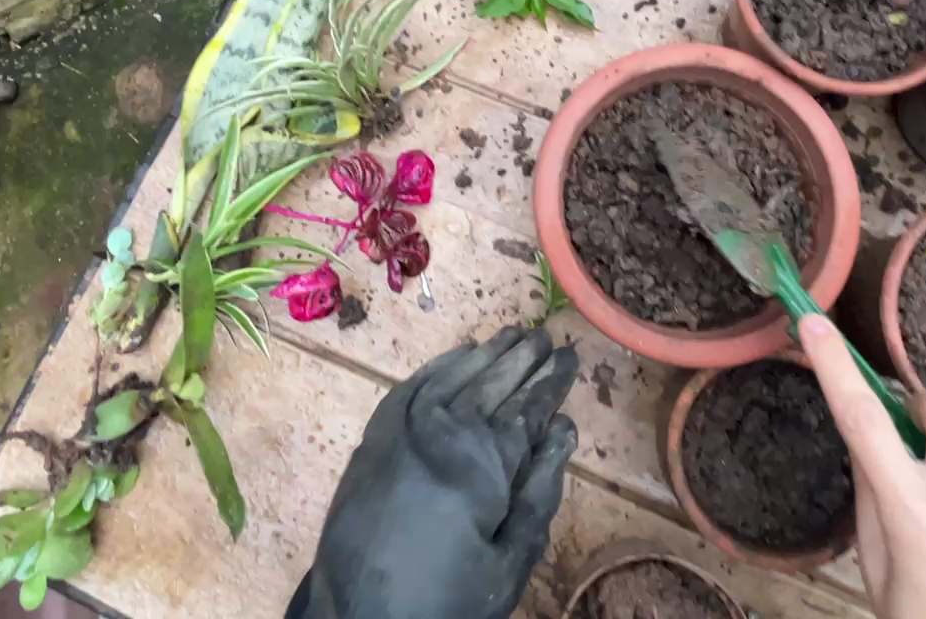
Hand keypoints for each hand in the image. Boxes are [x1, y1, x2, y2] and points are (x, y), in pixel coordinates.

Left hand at [289, 326, 579, 618]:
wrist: (356, 616)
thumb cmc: (443, 599)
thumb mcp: (508, 563)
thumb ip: (539, 492)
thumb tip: (564, 429)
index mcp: (485, 461)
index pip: (530, 407)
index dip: (551, 380)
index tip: (569, 356)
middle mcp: (448, 428)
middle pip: (496, 381)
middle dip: (524, 357)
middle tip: (546, 335)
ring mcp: (408, 424)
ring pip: (459, 373)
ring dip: (489, 352)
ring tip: (513, 334)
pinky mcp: (378, 431)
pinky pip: (417, 382)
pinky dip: (444, 363)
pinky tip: (462, 352)